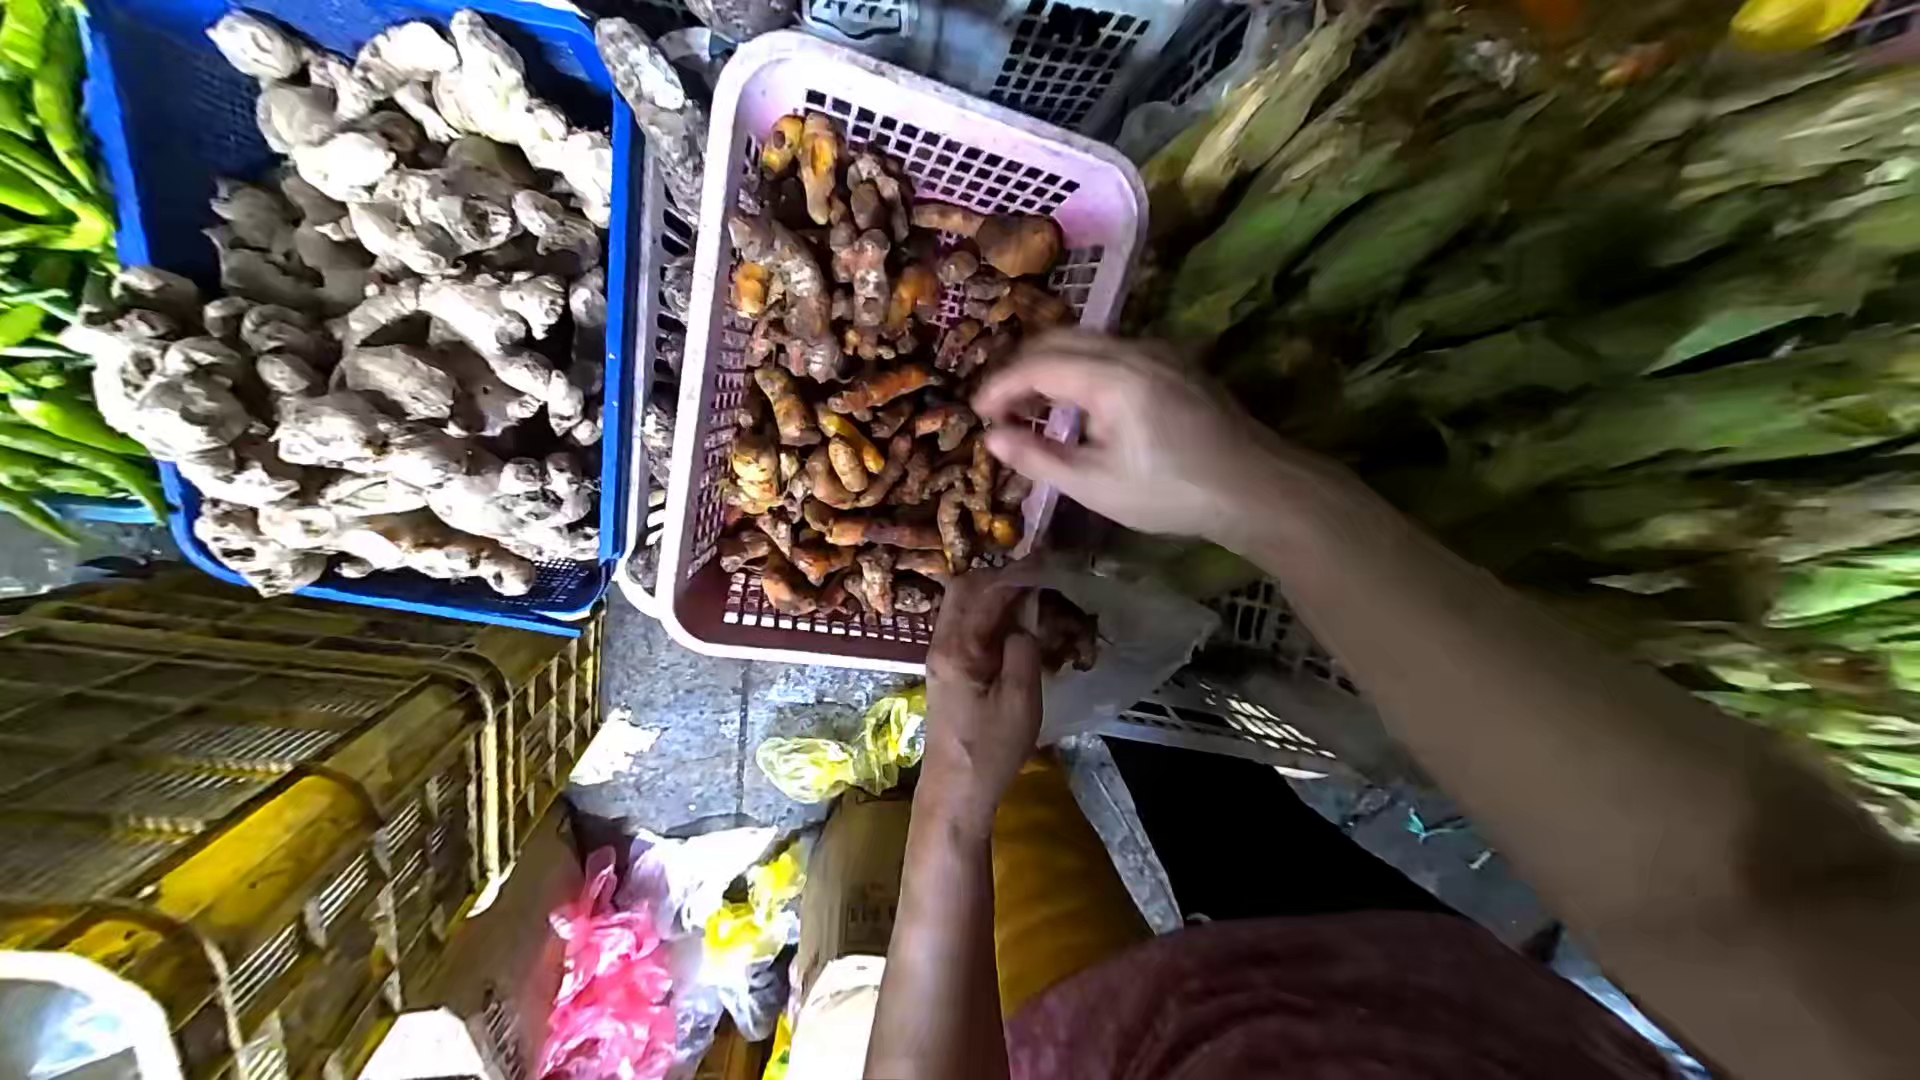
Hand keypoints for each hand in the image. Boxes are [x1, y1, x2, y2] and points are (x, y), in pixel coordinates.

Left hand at [920, 570, 1042, 837]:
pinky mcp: (947, 669)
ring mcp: (940, 655)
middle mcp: (941, 643)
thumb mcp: (1020, 701)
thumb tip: (1026, 613)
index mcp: (957, 648)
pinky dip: (989, 617)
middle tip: (1037, 580)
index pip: (984, 592)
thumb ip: (1023, 648)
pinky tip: (1015, 629)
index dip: (1016, 574)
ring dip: (994, 596)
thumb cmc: (990, 750)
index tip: (1045, 563)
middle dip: (1000, 578)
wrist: (955, 791)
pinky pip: (966, 627)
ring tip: (1031, 600)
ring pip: (963, 606)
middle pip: (964, 590)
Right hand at [973, 330, 1362, 550]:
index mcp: (1111, 377)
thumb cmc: (1170, 492)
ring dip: (1048, 365)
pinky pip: (1110, 350)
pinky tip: (1075, 402)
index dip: (999, 386)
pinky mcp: (1172, 362)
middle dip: (1019, 369)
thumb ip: (1038, 458)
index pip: (1036, 365)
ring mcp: (1157, 351)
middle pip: (1058, 340)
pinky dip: (1077, 367)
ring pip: (1085, 340)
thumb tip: (991, 438)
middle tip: (997, 407)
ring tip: (1029, 405)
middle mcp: (1132, 349)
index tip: (976, 414)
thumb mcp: (1094, 485)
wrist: (1254, 487)